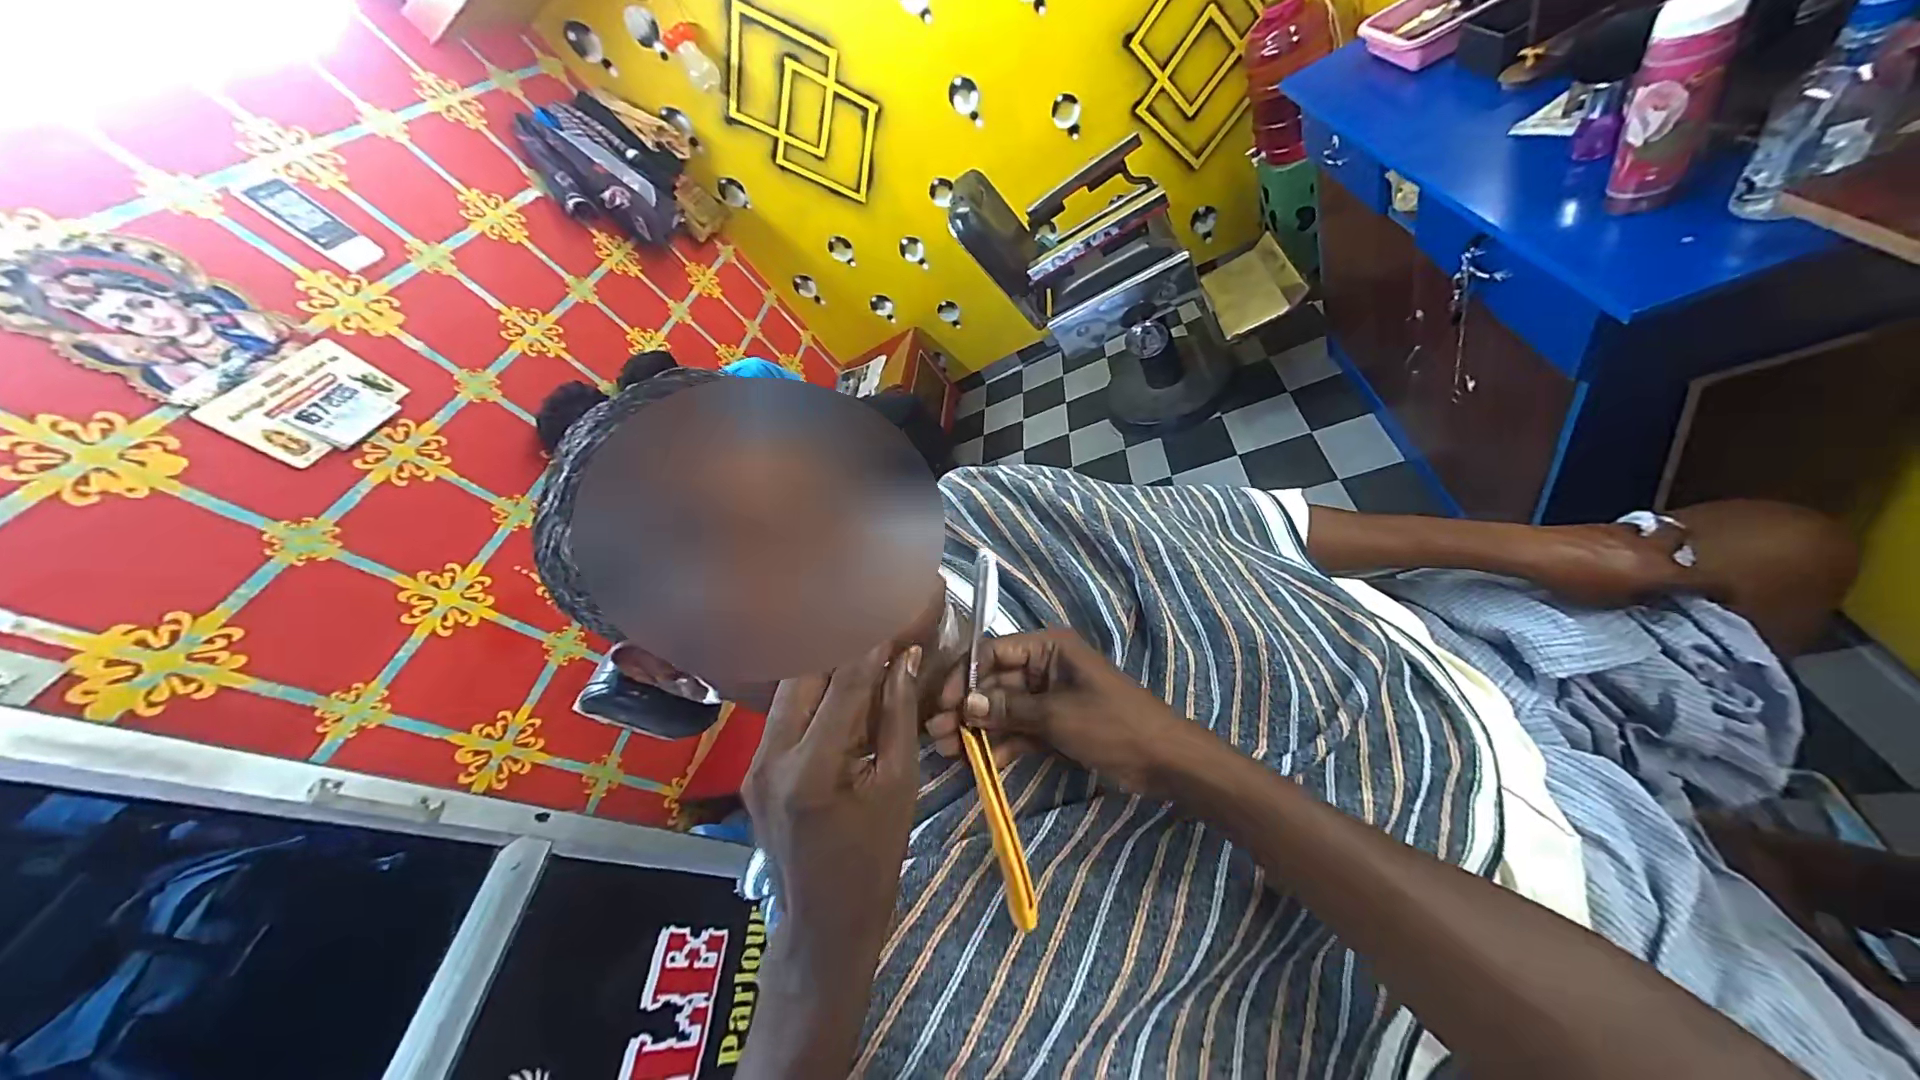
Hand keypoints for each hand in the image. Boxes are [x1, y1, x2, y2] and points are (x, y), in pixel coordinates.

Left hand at [742, 643, 922, 951]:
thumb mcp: (899, 786)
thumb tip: (906, 660)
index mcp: (811, 768)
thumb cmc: (874, 859)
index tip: (890, 617)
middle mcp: (770, 758)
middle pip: (801, 678)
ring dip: (821, 671)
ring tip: (858, 653)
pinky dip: (810, 697)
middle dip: (838, 650)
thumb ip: (898, 718)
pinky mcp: (750, 772)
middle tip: (872, 631)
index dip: (871, 647)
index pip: (843, 686)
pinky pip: (781, 717)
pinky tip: (837, 692)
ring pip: (786, 693)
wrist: (825, 921)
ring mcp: (753, 765)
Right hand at [926, 628, 1213, 798]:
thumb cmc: (1113, 725)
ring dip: (978, 728)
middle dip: (966, 708)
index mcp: (1049, 648)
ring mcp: (1050, 696)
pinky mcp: (1056, 723)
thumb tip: (965, 706)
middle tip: (937, 735)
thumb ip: (1009, 709)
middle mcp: (1045, 666)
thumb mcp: (1057, 715)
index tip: (943, 705)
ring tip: (948, 751)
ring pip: (1004, 708)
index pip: (993, 651)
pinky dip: (1002, 743)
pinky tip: (981, 761)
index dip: (965, 677)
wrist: (1165, 760)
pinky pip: (1020, 728)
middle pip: (994, 682)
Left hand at [1520, 519, 1705, 607]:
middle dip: (1679, 554)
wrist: (1536, 551)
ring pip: (1655, 533)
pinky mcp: (1603, 525)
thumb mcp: (1610, 601)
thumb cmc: (1571, 582)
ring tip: (1637, 558)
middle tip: (1667, 568)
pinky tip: (1608, 550)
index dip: (1719, 590)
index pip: (1708, 581)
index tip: (1719, 596)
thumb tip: (1653, 597)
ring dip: (1651, 544)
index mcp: (1662, 572)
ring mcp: (1628, 532)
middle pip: (1682, 543)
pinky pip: (1627, 532)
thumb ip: (1639, 598)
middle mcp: (1653, 548)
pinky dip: (1626, 541)